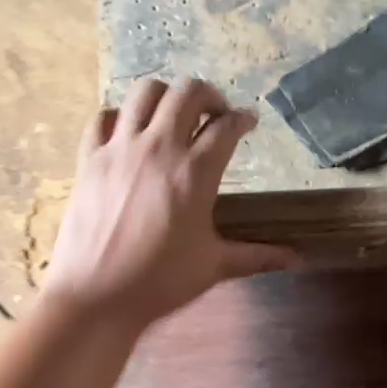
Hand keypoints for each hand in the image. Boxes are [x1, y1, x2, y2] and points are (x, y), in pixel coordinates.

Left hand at [41, 77, 299, 330]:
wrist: (97, 296)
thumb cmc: (161, 283)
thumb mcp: (214, 266)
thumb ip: (257, 255)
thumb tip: (296, 259)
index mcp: (196, 173)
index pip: (227, 127)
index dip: (243, 120)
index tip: (249, 123)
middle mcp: (159, 148)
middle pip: (188, 92)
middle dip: (208, 96)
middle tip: (215, 114)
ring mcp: (120, 148)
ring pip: (145, 92)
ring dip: (166, 96)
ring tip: (173, 116)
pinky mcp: (89, 158)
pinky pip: (104, 117)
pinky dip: (120, 116)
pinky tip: (129, 133)